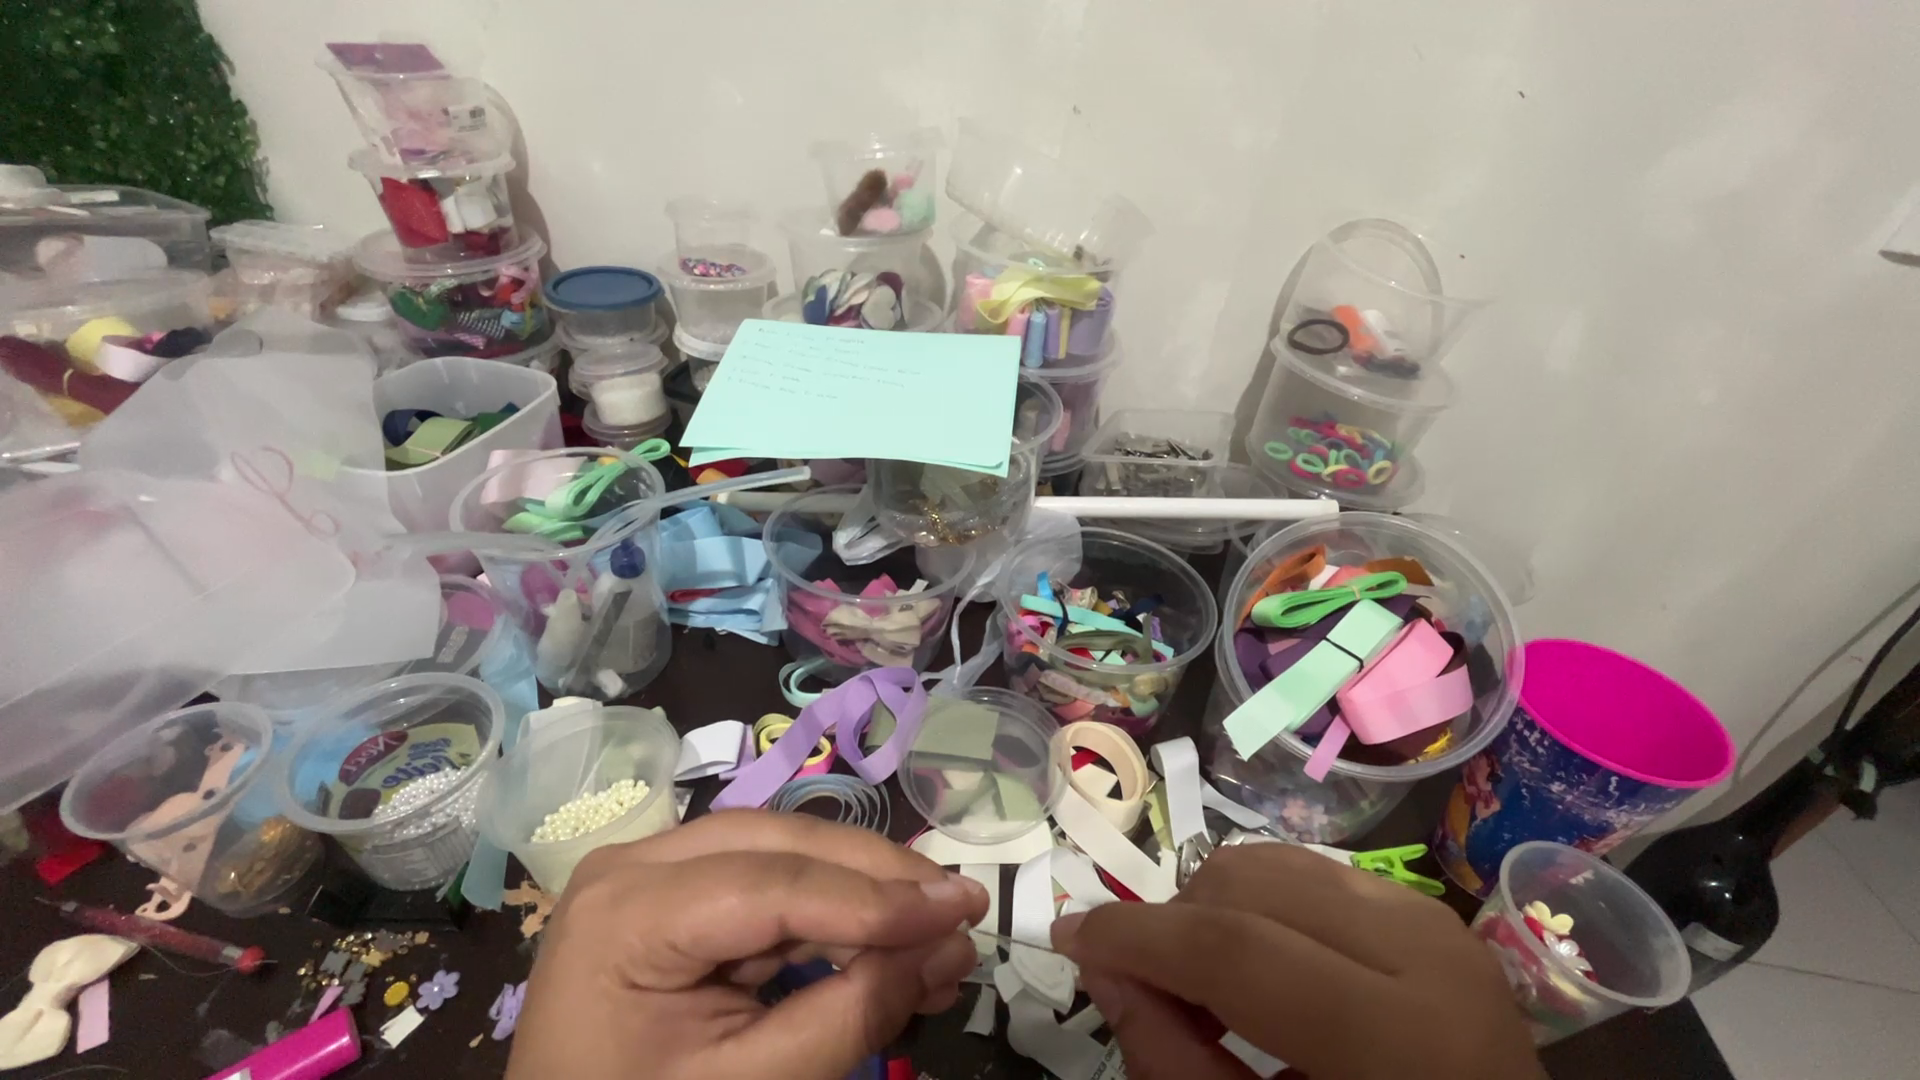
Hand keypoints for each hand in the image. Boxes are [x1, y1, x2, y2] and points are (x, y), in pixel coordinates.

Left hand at [508, 811, 988, 1079]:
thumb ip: (852, 1013)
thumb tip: (949, 946)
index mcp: (629, 911)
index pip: (774, 884)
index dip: (878, 899)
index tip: (965, 909)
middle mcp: (638, 864)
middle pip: (783, 846)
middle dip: (877, 877)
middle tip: (958, 906)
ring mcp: (652, 870)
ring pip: (783, 853)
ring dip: (862, 890)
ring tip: (935, 930)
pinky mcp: (674, 891)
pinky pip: (767, 883)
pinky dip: (829, 910)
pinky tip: (882, 937)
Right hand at [1051, 843, 1542, 1079]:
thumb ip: (1174, 1063)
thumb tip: (1101, 964)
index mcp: (1404, 1039)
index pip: (1238, 950)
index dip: (1140, 938)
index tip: (1071, 937)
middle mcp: (1422, 951)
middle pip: (1243, 888)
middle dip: (1173, 928)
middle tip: (1157, 994)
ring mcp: (1424, 914)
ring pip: (1262, 862)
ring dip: (1210, 911)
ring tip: (1214, 984)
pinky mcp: (1416, 902)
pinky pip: (1296, 867)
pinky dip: (1251, 904)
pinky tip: (1263, 964)